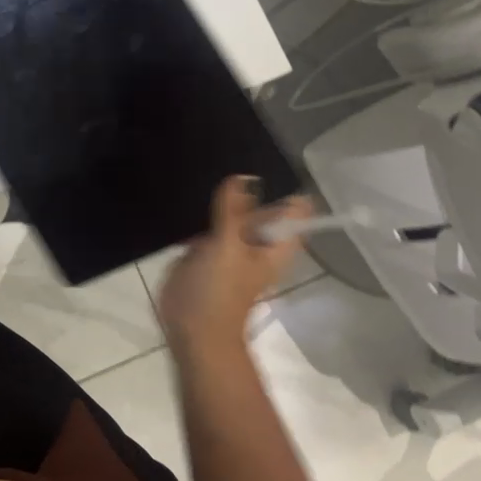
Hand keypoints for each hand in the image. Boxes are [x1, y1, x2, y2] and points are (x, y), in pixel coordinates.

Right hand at [158, 177, 314, 356]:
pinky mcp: (204, 256)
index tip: (268, 161)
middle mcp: (256, 246)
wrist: (192, 328)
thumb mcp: (228, 246)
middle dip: (248, 190)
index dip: (288, 192)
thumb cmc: (219, 290)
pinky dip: (202, 214)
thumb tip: (246, 176)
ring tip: (205, 163)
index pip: (293, 215)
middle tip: (228, 152)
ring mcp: (229, 251)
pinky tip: (186, 194)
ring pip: (232, 219)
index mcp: (274, 247)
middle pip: (261, 213)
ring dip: (223, 200)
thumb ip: (234, 212)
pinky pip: (208, 229)